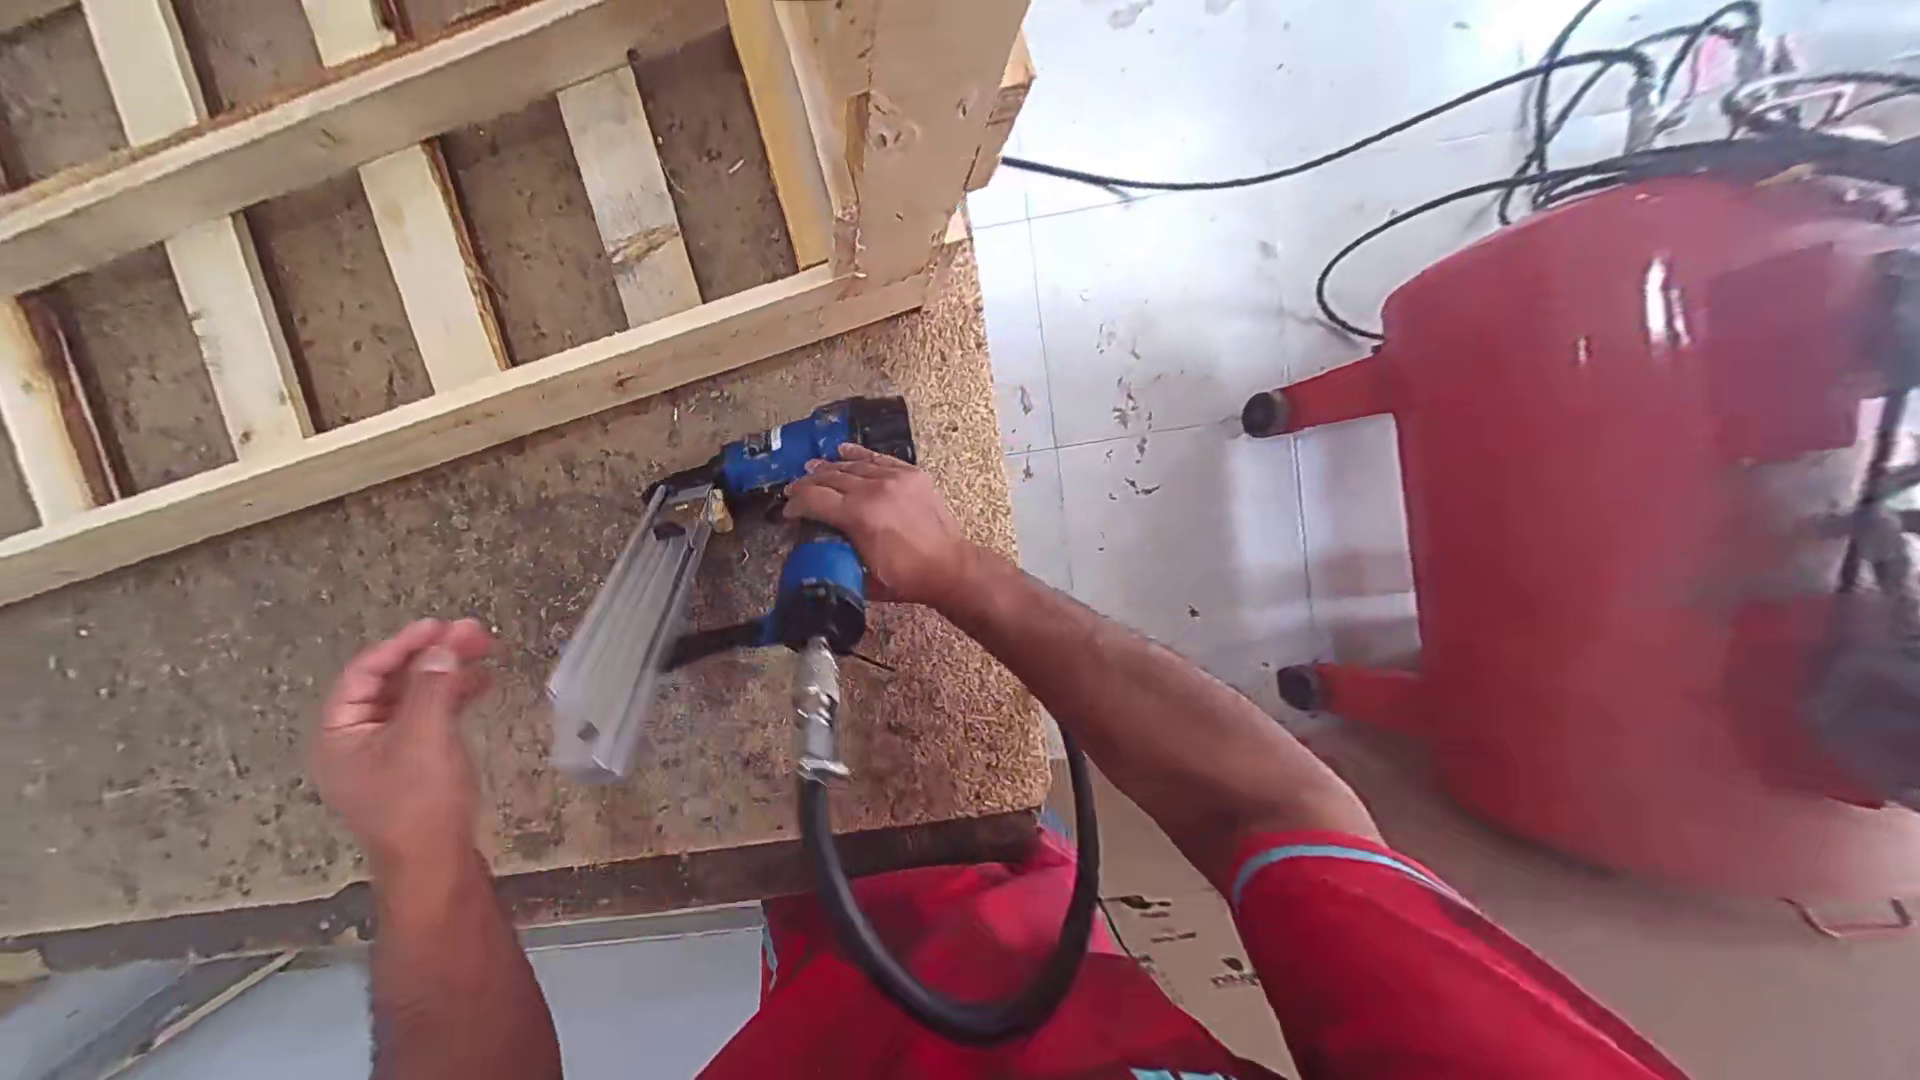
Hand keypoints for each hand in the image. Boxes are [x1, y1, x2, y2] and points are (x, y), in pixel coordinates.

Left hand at [312, 618, 494, 877]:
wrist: (435, 856)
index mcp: (340, 733)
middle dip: (432, 655)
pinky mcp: (416, 758)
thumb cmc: (420, 797)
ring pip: (415, 694)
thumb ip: (430, 688)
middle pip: (392, 681)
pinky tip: (482, 683)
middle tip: (474, 633)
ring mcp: (387, 748)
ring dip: (448, 670)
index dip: (401, 645)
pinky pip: (431, 713)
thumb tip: (441, 647)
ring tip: (486, 651)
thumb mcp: (425, 737)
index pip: (364, 674)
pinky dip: (454, 693)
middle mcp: (357, 737)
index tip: (440, 625)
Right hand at [783, 442, 979, 607]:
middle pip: (829, 478)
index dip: (794, 504)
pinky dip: (859, 455)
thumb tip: (817, 547)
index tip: (786, 511)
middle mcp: (875, 490)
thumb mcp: (863, 576)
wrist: (950, 567)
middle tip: (794, 490)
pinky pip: (879, 459)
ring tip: (813, 469)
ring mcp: (895, 479)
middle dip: (807, 484)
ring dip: (829, 468)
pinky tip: (844, 451)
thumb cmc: (908, 578)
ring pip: (853, 466)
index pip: (814, 500)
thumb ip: (837, 555)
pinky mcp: (912, 475)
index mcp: (860, 516)